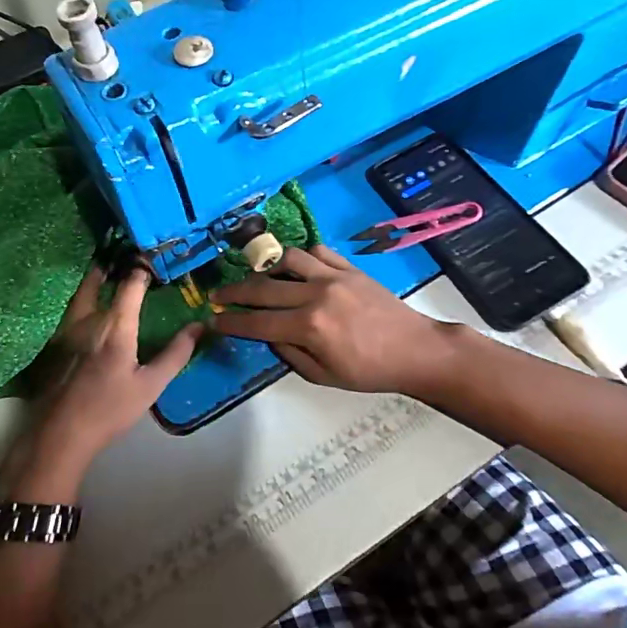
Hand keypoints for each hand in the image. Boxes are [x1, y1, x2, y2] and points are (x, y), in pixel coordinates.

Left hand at [29, 267, 201, 468]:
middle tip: (127, 255)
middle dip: (114, 265)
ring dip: (94, 277)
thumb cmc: (109, 409)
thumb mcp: (150, 385)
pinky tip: (90, 305)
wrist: (58, 435)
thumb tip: (200, 326)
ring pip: (80, 292)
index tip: (155, 257)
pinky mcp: (55, 343)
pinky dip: (82, 297)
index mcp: (116, 325)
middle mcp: (89, 318)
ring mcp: (67, 329)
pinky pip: (71, 309)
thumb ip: (176, 353)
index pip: (131, 283)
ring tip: (107, 268)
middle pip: (98, 279)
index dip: (143, 266)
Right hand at [209, 246, 463, 395]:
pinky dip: (301, 257)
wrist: (414, 349)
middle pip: (263, 288)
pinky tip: (295, 267)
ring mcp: (334, 276)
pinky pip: (317, 252)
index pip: (257, 321)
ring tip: (256, 277)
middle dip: (235, 292)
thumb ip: (289, 353)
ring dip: (265, 268)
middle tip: (217, 295)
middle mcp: (316, 294)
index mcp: (309, 327)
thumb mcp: (324, 375)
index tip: (212, 318)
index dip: (231, 321)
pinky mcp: (350, 267)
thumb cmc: (369, 371)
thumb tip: (266, 333)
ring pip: (287, 260)